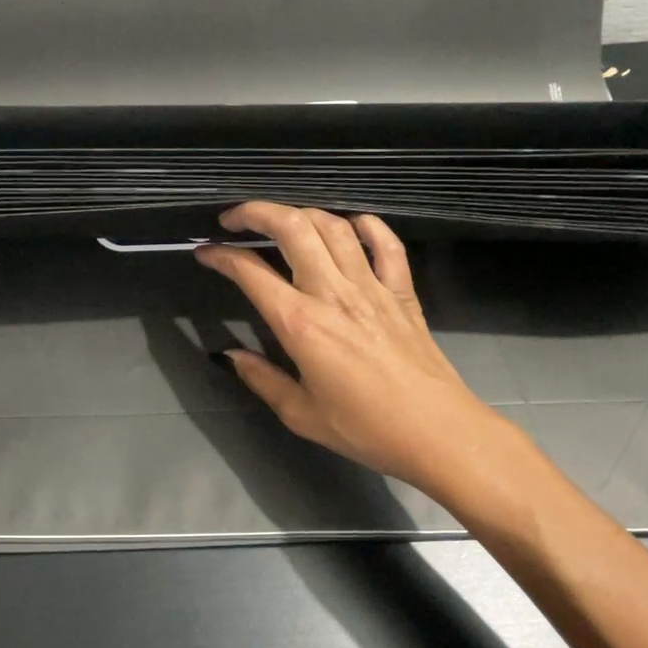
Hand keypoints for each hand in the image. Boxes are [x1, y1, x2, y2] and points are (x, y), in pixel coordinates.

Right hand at [196, 201, 499, 497]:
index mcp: (301, 324)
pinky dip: (367, 225)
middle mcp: (333, 293)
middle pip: (292, 228)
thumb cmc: (366, 430)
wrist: (440, 434)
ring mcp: (371, 287)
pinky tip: (350, 224)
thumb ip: (262, 379)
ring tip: (283, 220)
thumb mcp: (302, 415)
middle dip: (256, 212)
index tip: (207, 252)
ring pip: (333, 226)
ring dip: (302, 213)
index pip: (250, 272)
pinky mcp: (402, 291)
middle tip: (236, 218)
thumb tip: (230, 355)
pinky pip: (386, 244)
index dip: (222, 255)